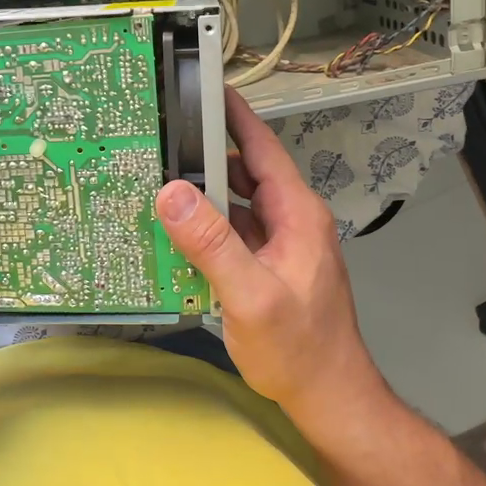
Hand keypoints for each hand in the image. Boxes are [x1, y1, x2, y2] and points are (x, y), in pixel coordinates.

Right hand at [155, 88, 387, 418]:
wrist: (329, 399)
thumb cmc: (299, 350)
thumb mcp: (251, 296)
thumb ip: (212, 244)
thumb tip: (171, 192)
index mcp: (297, 214)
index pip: (263, 148)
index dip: (234, 116)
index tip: (203, 86)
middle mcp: (290, 220)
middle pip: (244, 171)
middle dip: (204, 152)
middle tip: (158, 133)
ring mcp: (279, 244)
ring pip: (235, 202)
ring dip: (201, 190)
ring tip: (156, 174)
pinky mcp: (266, 266)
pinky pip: (232, 230)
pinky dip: (204, 223)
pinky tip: (173, 228)